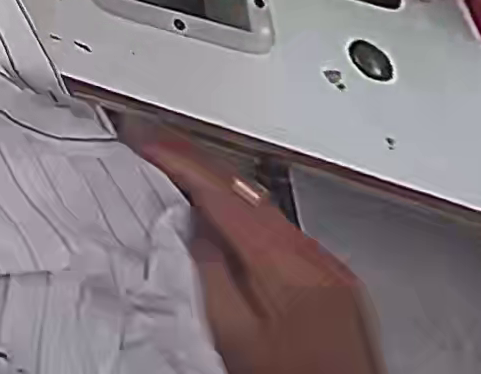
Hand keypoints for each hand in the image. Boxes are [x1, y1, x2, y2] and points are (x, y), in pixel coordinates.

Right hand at [132, 129, 383, 373]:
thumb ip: (208, 274)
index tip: (148, 144)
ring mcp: (326, 265)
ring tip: (177, 167)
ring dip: (215, 181)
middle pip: (240, 187)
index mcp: (283, 261)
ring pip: (258, 202)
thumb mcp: (235, 337)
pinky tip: (221, 208)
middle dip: (193, 160)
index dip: (177, 160)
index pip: (218, 190)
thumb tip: (192, 229)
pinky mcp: (332, 278)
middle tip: (155, 144)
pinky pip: (276, 224)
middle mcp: (310, 254)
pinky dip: (240, 206)